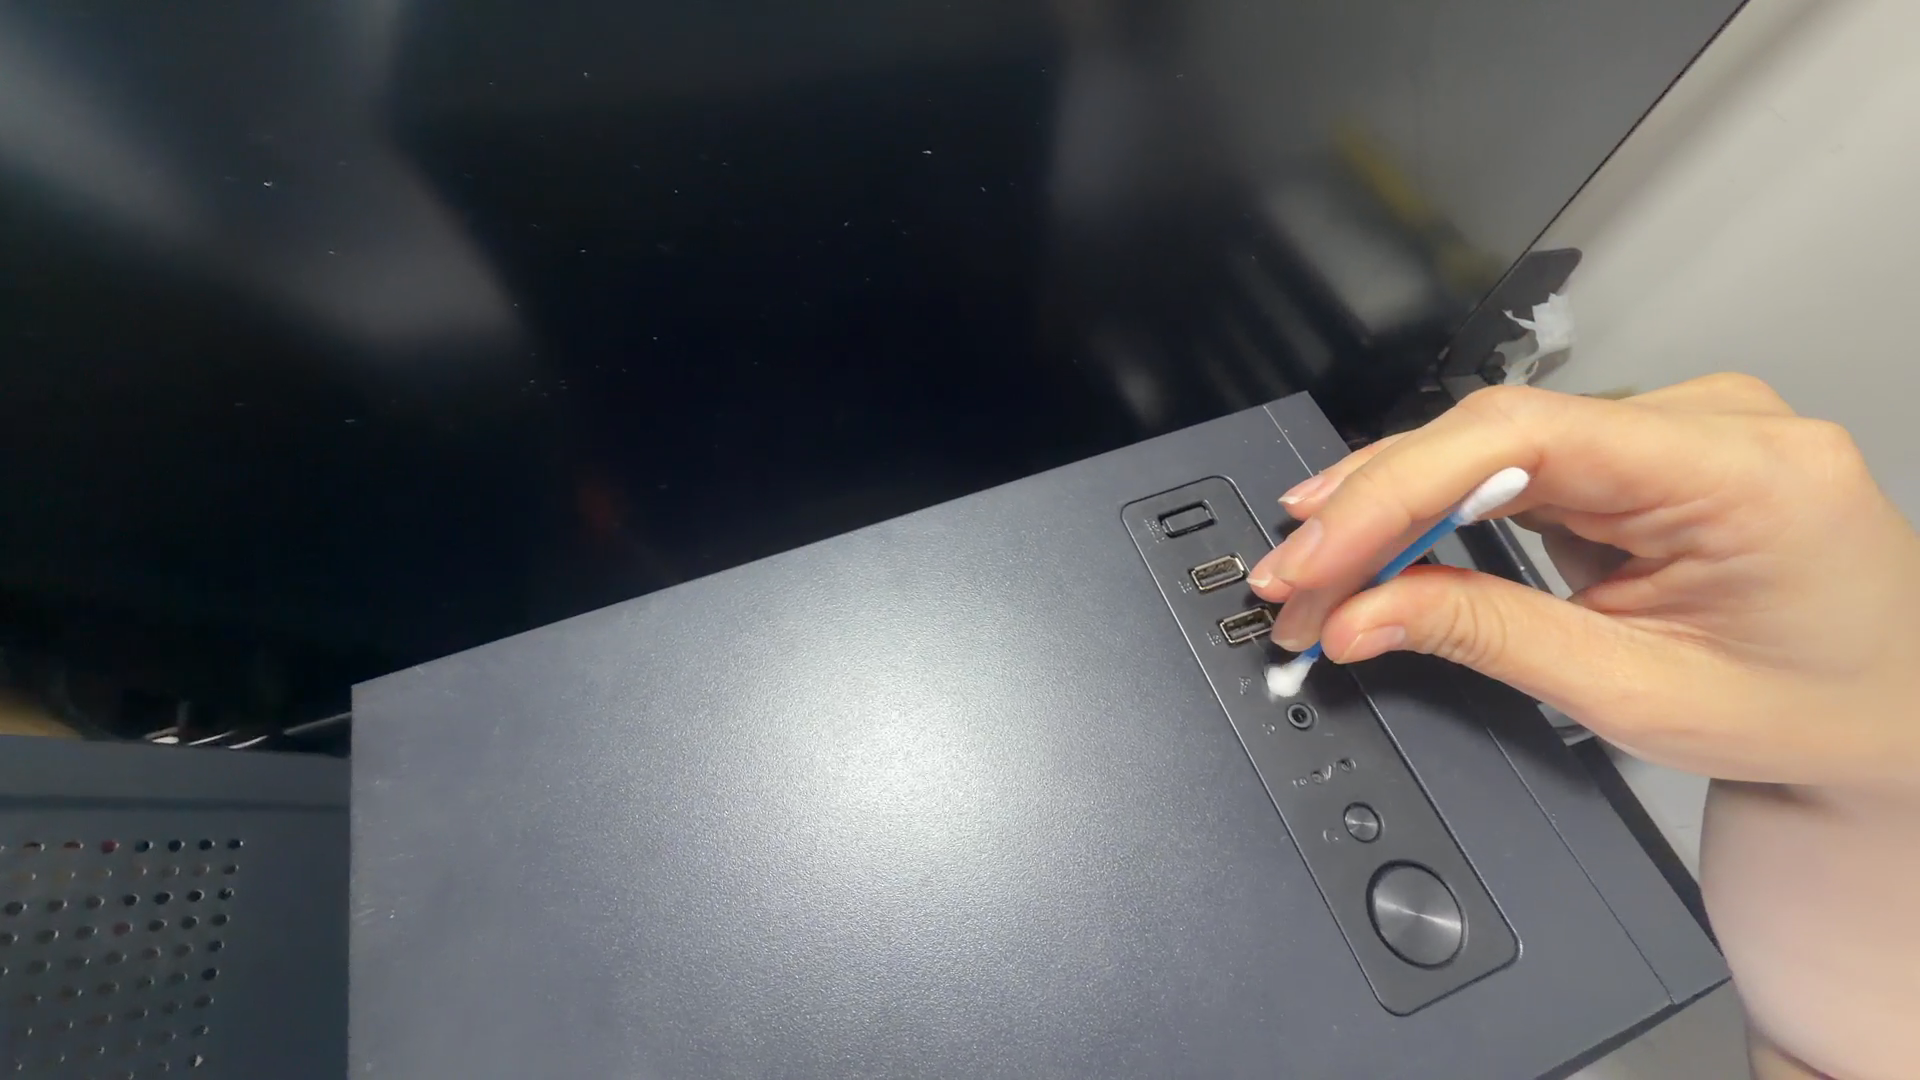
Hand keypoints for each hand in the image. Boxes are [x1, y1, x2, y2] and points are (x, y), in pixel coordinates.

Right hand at [1246, 375, 1919, 790]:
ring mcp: (1650, 433)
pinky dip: (1414, 512)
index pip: (1516, 440)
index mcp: (1738, 470)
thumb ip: (1482, 634)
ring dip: (1376, 512)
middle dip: (1363, 512)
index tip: (1314, 558)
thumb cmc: (1810, 709)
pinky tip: (1365, 543)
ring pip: (1467, 447)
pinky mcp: (1611, 457)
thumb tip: (1358, 617)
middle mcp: (1694, 425)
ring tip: (1312, 572)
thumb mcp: (1633, 689)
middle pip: (1475, 437)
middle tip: (1291, 580)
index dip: (1390, 492)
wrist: (1886, 714)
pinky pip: (1484, 467)